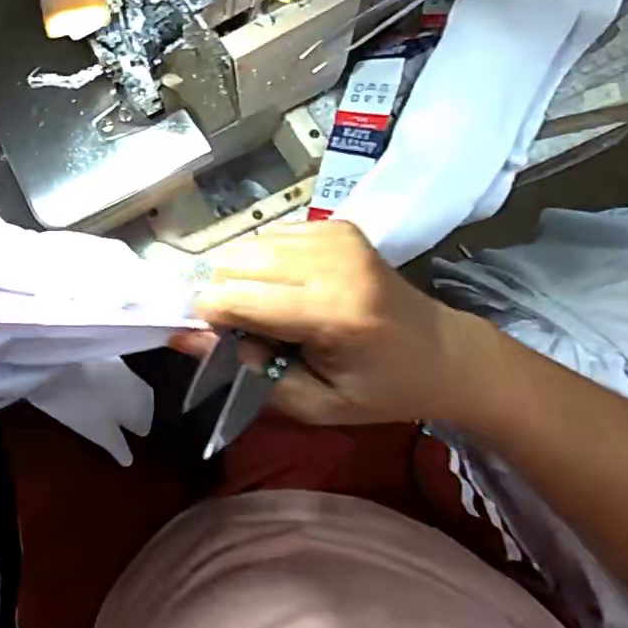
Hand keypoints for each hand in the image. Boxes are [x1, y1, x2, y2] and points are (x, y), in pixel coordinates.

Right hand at [187, 221, 504, 425]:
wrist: (444, 352)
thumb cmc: (381, 390)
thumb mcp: (314, 403)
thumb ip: (248, 370)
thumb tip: (182, 337)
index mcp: (333, 313)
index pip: (236, 298)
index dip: (212, 318)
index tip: (220, 341)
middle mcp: (333, 262)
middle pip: (234, 262)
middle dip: (226, 295)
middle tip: (251, 328)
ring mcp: (336, 235)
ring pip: (247, 245)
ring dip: (244, 277)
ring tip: (274, 308)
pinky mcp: (337, 224)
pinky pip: (270, 235)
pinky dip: (266, 262)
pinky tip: (291, 285)